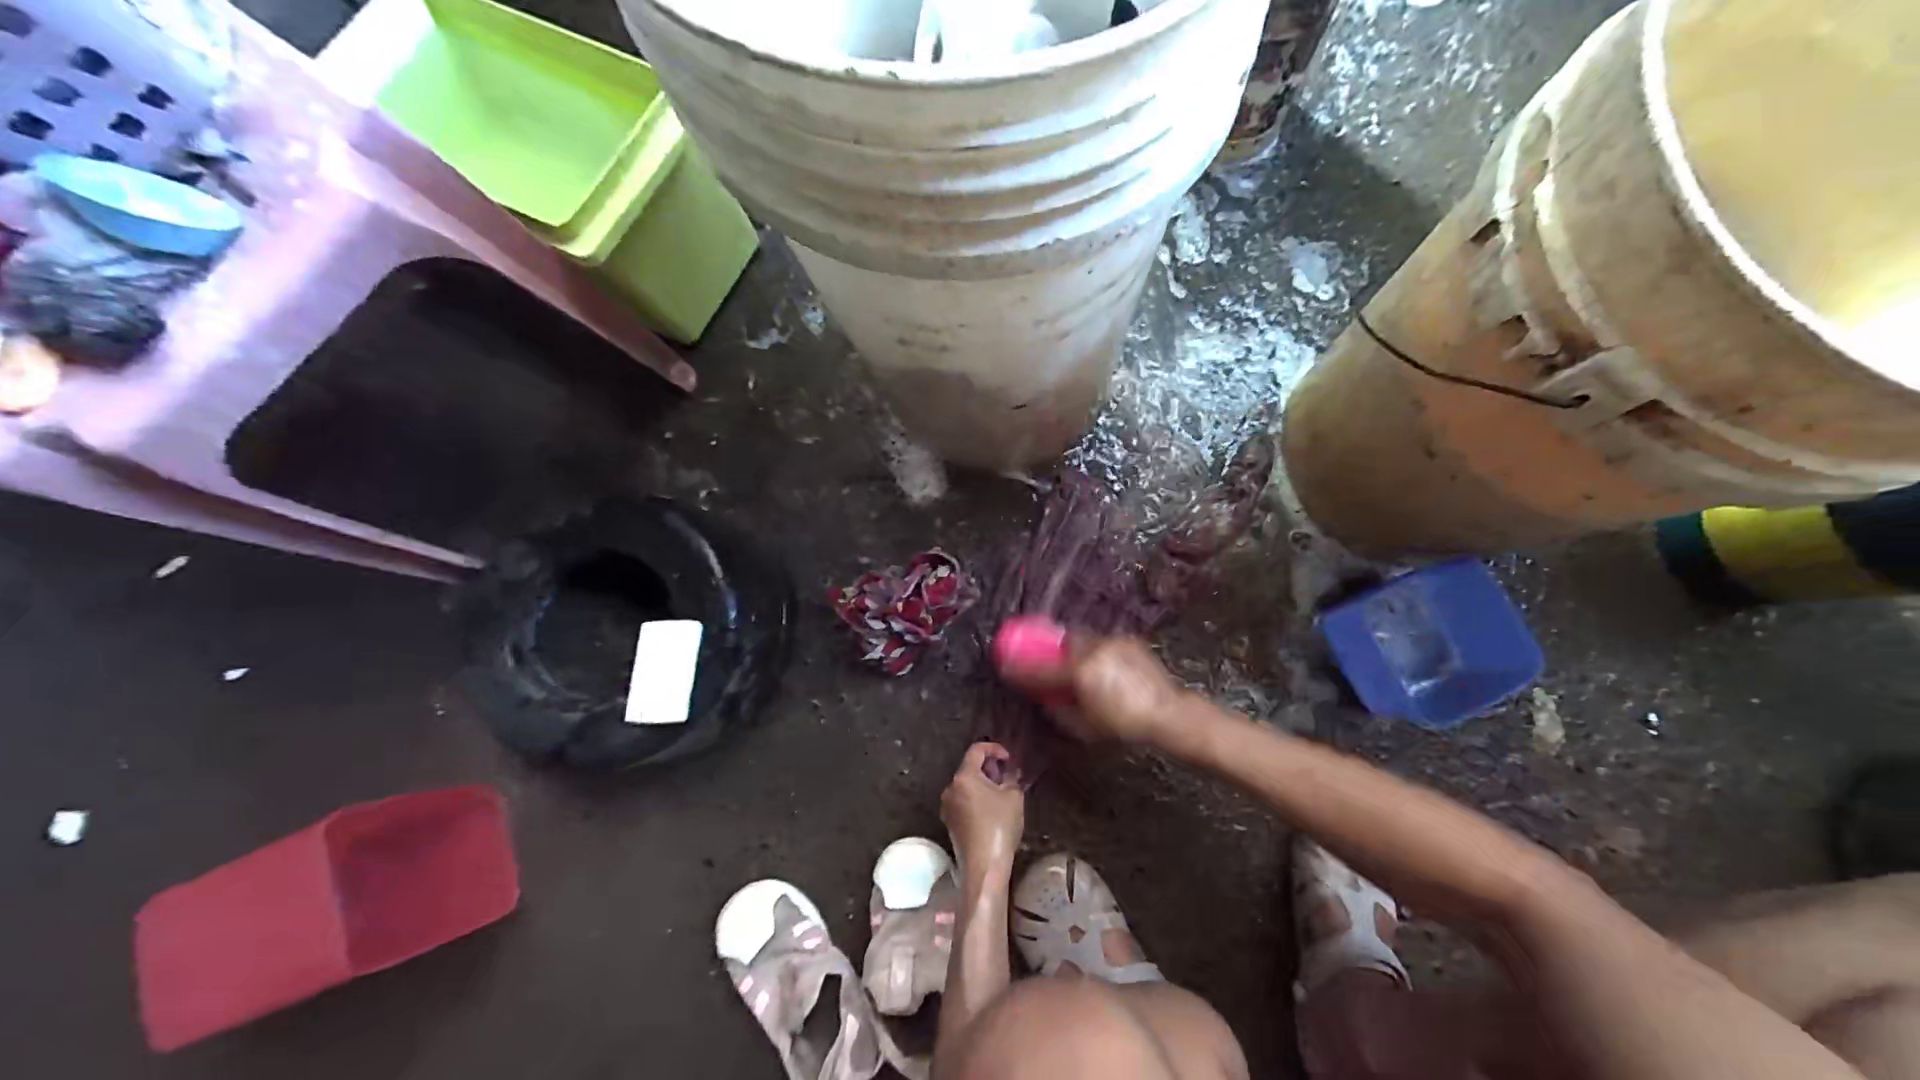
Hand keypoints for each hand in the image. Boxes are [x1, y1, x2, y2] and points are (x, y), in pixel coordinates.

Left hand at [941, 742, 1023, 876]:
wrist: (984, 865)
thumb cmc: (1000, 826)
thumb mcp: (1013, 797)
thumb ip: (1011, 778)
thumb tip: (1010, 772)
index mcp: (964, 777)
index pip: (976, 750)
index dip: (994, 749)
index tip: (1008, 758)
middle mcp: (950, 788)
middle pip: (969, 767)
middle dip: (989, 767)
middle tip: (1007, 776)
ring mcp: (947, 806)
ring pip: (965, 785)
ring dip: (982, 783)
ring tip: (1001, 793)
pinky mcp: (949, 822)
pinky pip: (963, 800)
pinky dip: (976, 798)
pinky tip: (991, 809)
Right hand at [997, 624, 1187, 747]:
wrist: (1171, 714)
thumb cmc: (1127, 726)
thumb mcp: (1086, 727)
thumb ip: (1059, 710)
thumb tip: (1044, 699)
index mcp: (1082, 672)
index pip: (1042, 667)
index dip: (1020, 667)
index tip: (1005, 664)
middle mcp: (1096, 650)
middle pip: (1062, 641)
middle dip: (1050, 648)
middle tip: (1041, 658)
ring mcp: (1114, 642)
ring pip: (1083, 639)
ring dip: (1073, 649)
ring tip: (1072, 663)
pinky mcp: (1129, 641)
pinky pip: (1101, 642)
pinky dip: (1094, 650)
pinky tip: (1098, 666)